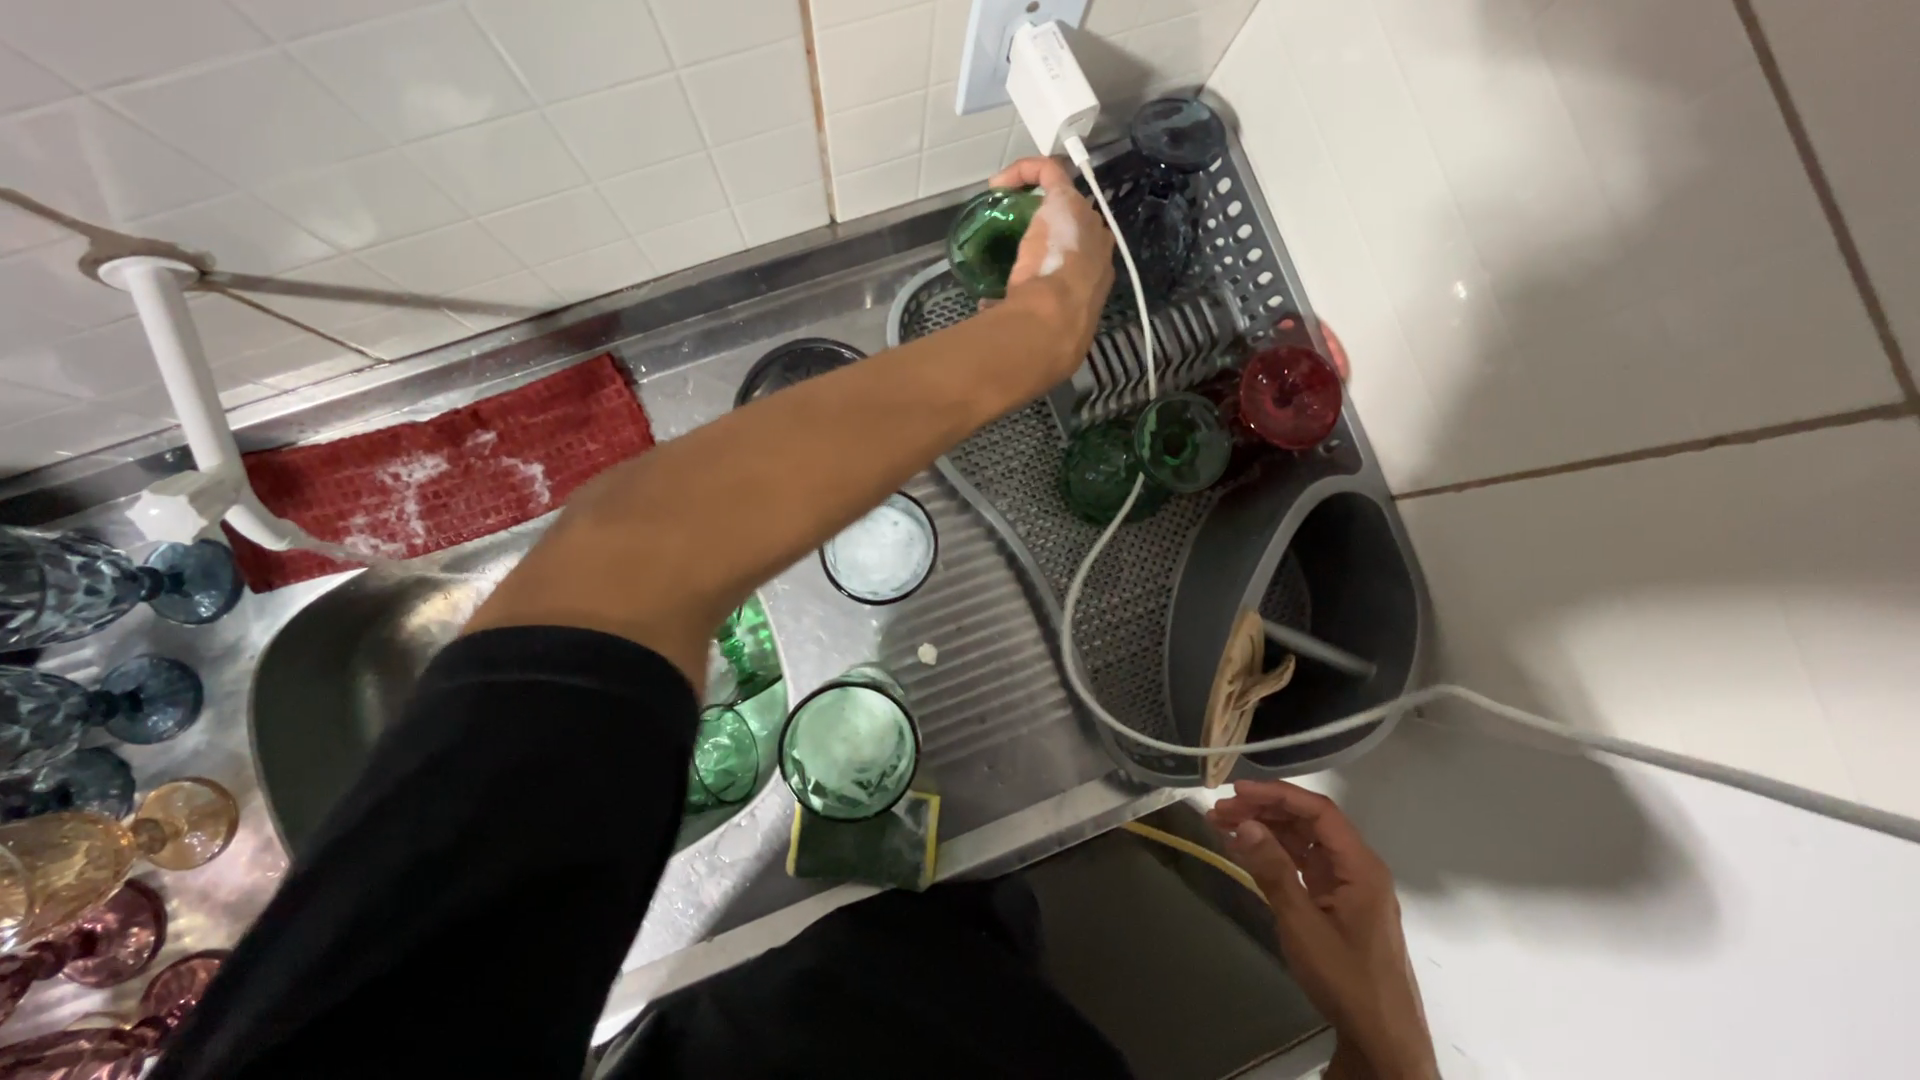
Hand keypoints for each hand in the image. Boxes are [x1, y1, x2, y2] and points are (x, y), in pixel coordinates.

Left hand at [986, 156, 1114, 384]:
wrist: (1056, 320)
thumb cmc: (1054, 331)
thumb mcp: (1042, 324)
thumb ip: (1021, 312)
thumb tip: (990, 314)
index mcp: (1096, 277)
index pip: (1082, 254)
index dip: (1058, 251)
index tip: (1031, 259)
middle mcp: (1097, 244)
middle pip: (1077, 222)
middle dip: (1052, 221)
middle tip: (1020, 226)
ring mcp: (1083, 221)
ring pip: (1063, 194)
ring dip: (1034, 194)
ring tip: (1005, 203)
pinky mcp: (1064, 201)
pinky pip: (1049, 171)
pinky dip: (1024, 170)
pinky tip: (998, 184)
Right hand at [1208, 781, 1437, 1079]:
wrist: (1381, 1039)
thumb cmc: (1346, 978)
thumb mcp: (1303, 924)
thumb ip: (1273, 870)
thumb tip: (1243, 823)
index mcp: (1360, 866)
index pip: (1319, 812)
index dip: (1277, 795)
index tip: (1237, 791)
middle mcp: (1356, 868)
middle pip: (1309, 824)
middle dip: (1264, 811)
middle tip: (1219, 811)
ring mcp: (1347, 887)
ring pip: (1303, 844)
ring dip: (1265, 831)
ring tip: (1223, 825)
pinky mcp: (1336, 905)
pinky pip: (1303, 866)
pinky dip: (1274, 856)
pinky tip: (1245, 852)